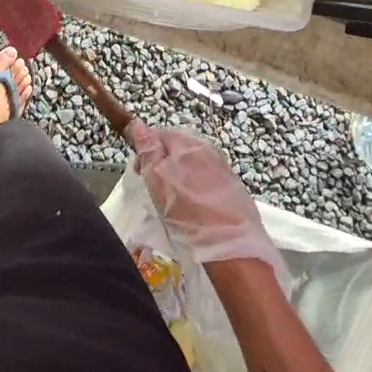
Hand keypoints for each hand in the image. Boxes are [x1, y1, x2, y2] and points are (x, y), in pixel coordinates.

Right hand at [126, 122, 287, 283]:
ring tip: (176, 201)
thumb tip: (137, 124)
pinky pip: (209, 179)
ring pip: (194, 164)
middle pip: (178, 148)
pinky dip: (199, 187)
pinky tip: (197, 208)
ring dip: (182, 175)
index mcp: (186, 144)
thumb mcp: (158, 181)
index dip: (145, 151)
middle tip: (155, 189)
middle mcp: (207, 149)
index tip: (140, 172)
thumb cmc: (187, 214)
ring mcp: (223, 168)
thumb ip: (147, 151)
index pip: (159, 134)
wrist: (231, 247)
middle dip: (164, 162)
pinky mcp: (234, 187)